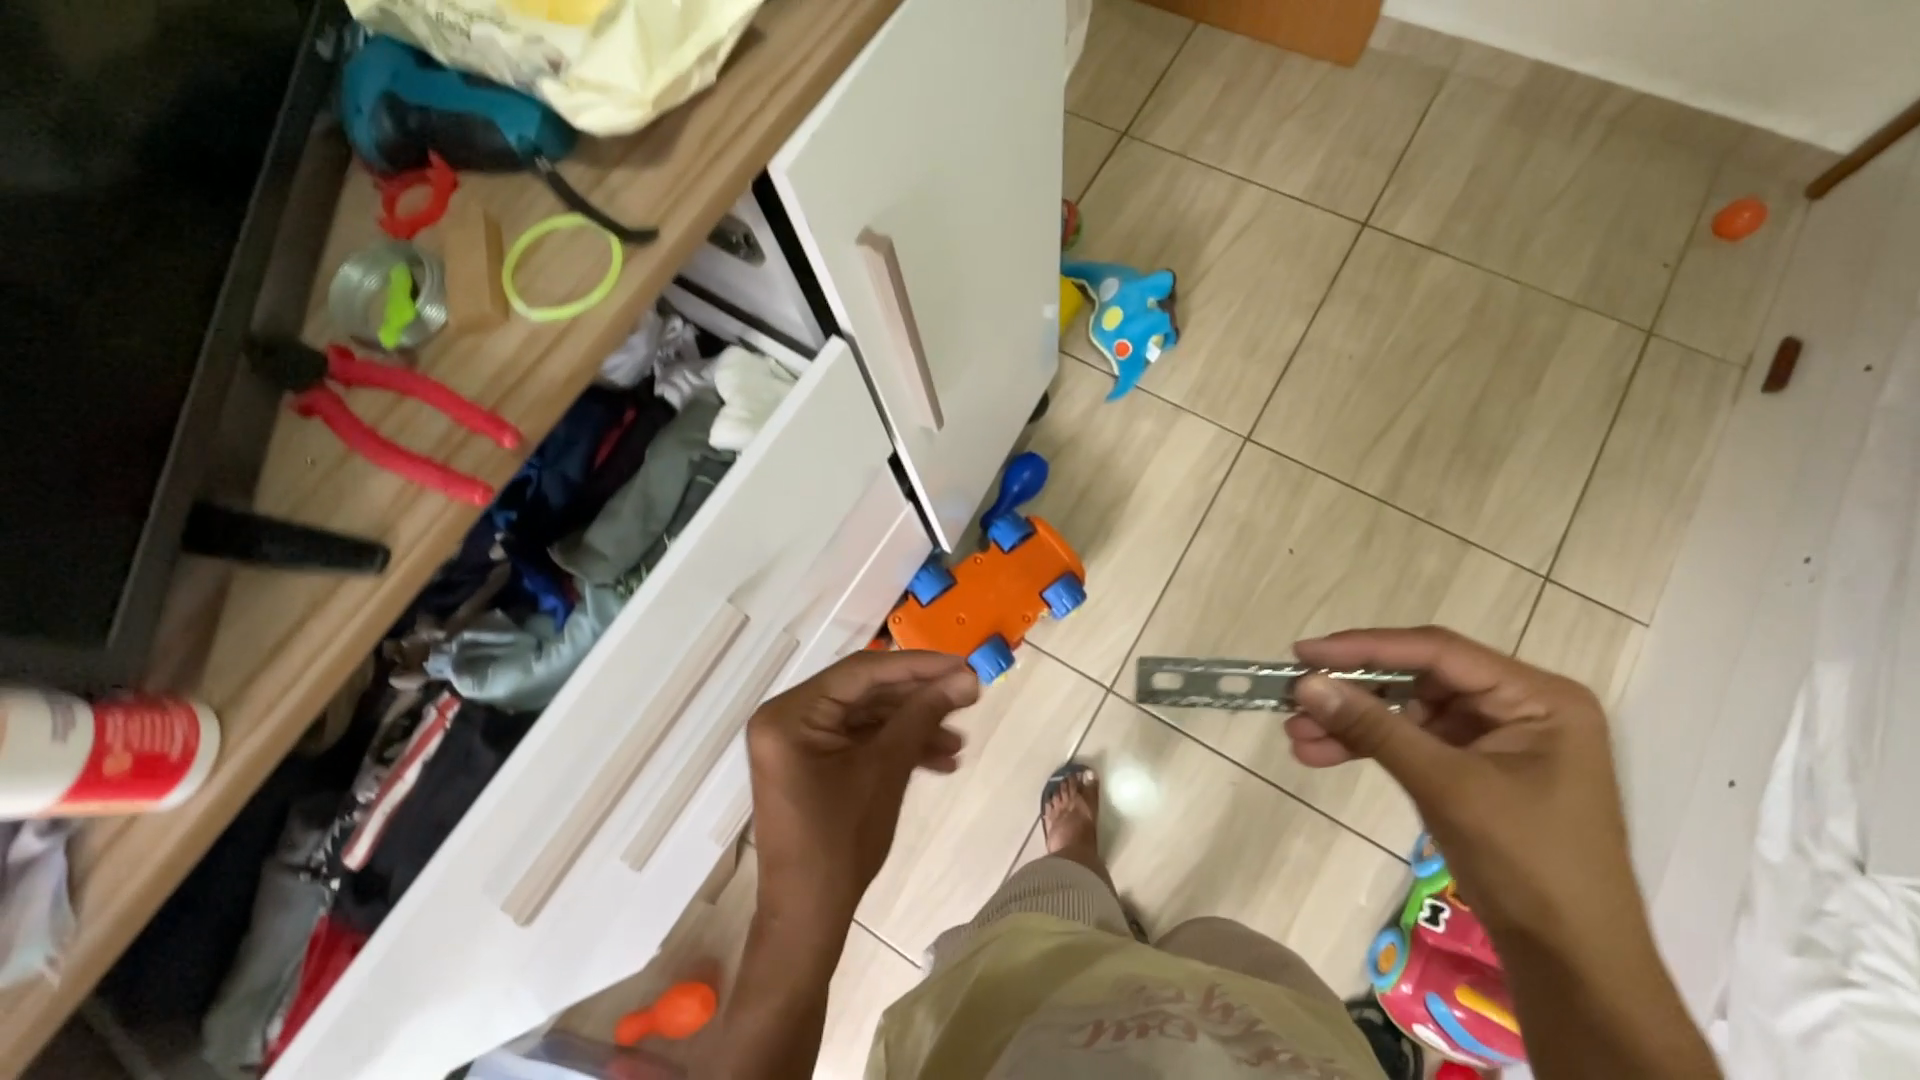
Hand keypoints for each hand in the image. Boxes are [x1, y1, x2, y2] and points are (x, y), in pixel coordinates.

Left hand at [746, 651, 979, 925]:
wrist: (810, 914)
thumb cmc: (841, 840)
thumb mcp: (886, 770)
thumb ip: (923, 715)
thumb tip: (967, 678)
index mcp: (789, 714)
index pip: (861, 671)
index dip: (918, 666)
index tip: (965, 666)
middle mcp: (786, 718)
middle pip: (865, 693)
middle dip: (919, 699)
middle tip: (970, 698)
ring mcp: (797, 741)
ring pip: (867, 718)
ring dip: (914, 727)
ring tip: (959, 743)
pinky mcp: (811, 763)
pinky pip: (859, 741)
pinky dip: (896, 747)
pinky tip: (939, 761)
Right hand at [1284, 626, 1640, 947]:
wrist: (1571, 958)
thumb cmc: (1528, 863)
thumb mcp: (1447, 787)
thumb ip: (1375, 729)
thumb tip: (1306, 684)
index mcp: (1539, 697)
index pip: (1439, 652)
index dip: (1365, 648)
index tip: (1303, 653)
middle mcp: (1520, 706)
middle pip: (1420, 679)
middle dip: (1354, 692)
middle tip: (1292, 698)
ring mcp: (1498, 739)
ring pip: (1409, 712)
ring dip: (1353, 723)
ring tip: (1296, 735)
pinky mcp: (1477, 770)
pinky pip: (1413, 743)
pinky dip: (1370, 749)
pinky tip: (1321, 754)